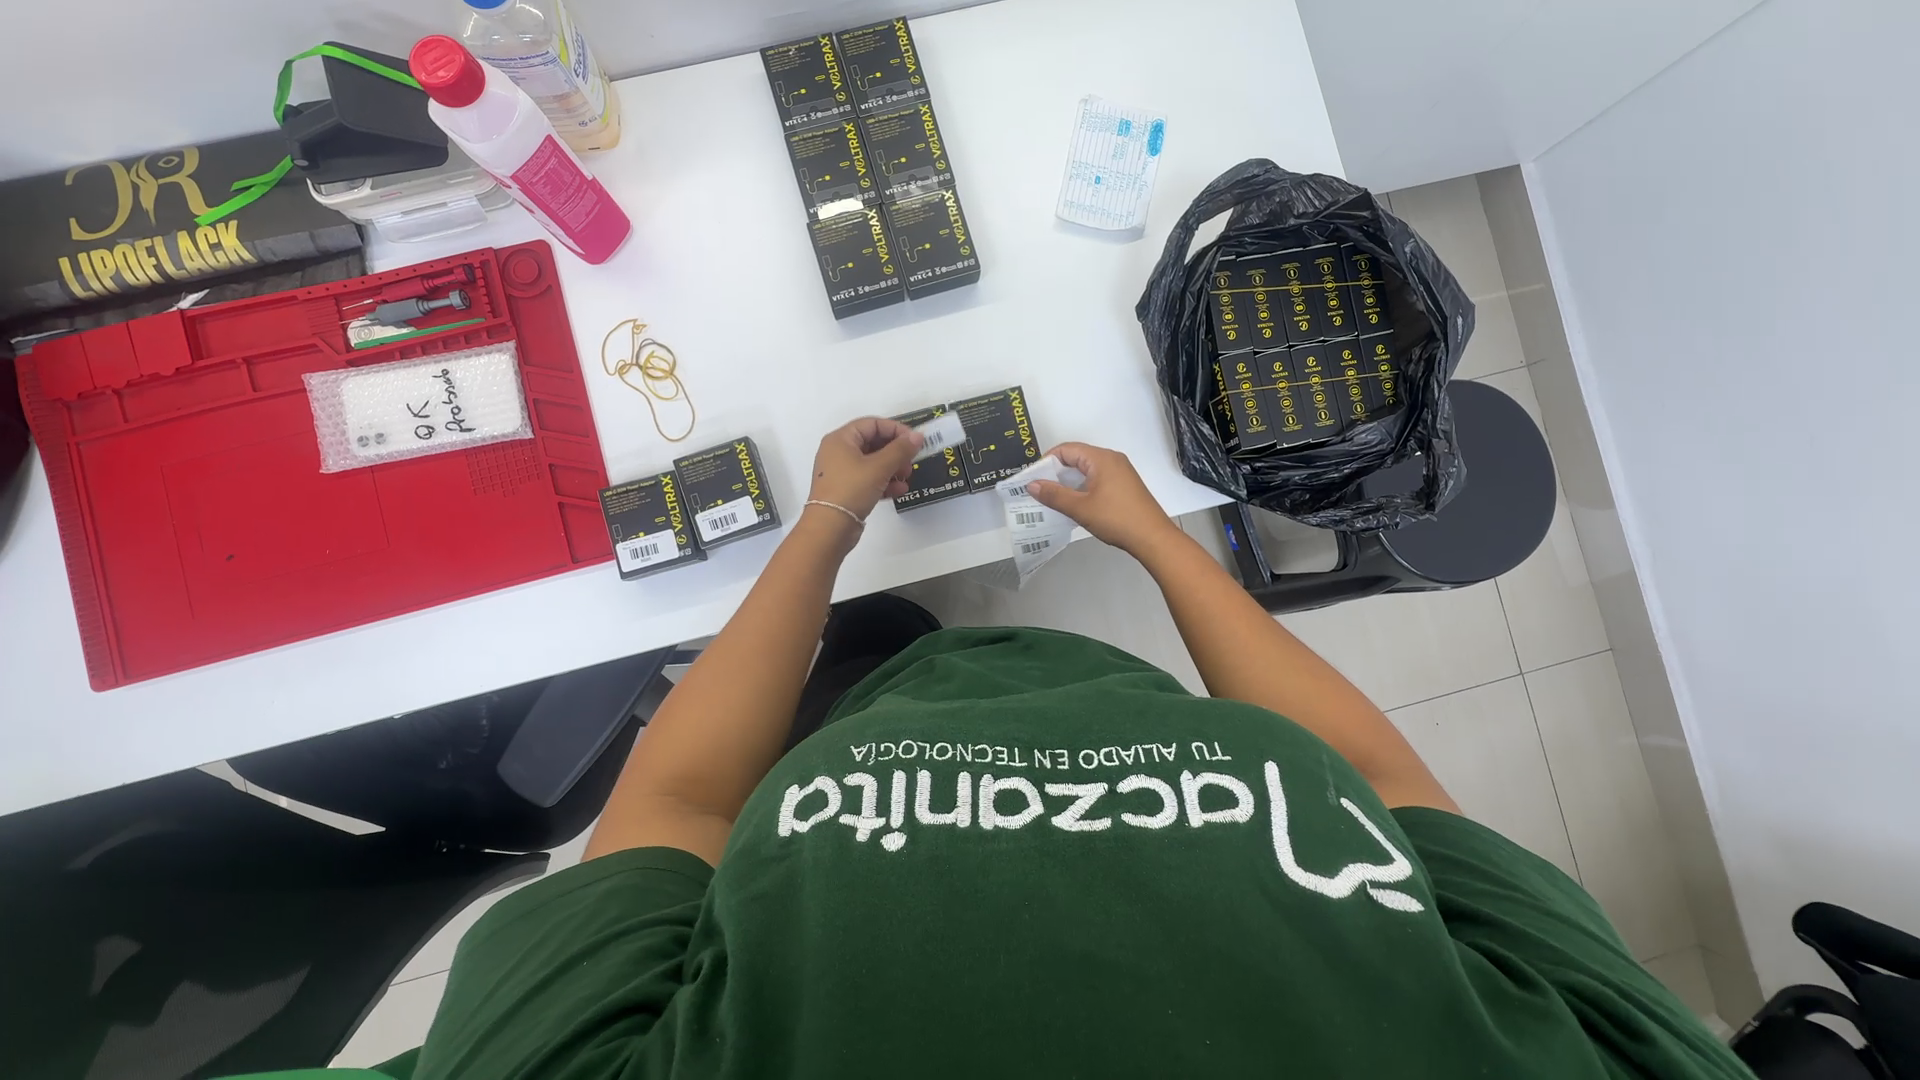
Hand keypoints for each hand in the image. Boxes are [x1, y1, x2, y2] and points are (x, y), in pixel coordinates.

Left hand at [807, 416, 923, 529]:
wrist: (830, 528)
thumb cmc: (851, 489)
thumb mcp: (879, 467)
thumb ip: (900, 450)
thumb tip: (917, 436)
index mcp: (841, 439)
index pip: (872, 424)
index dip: (895, 429)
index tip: (913, 440)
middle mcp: (838, 452)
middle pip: (873, 443)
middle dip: (895, 452)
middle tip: (910, 462)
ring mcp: (841, 472)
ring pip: (873, 463)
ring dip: (892, 468)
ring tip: (906, 478)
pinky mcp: (846, 490)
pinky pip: (869, 479)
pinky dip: (884, 482)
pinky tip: (898, 491)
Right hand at [1026, 442, 1181, 556]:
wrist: (1153, 538)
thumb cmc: (1117, 519)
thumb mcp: (1080, 508)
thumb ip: (1054, 495)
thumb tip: (1032, 485)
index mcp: (1101, 458)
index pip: (1067, 449)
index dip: (1047, 461)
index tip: (1034, 478)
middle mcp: (1112, 459)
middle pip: (1077, 457)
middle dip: (1057, 472)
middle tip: (1041, 490)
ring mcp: (1121, 472)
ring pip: (1087, 470)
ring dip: (1070, 482)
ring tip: (1054, 499)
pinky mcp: (1125, 485)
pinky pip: (1097, 479)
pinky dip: (1083, 487)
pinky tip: (1075, 504)